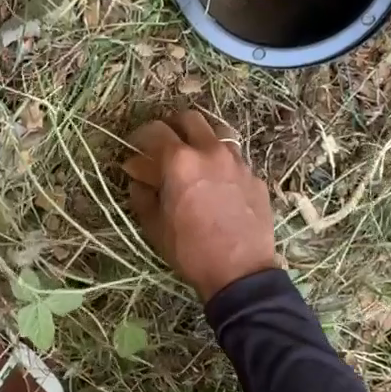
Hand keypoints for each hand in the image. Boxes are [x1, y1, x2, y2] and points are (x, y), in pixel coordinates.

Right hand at [122, 110, 279, 301]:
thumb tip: (137, 176)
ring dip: (201, 139)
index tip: (134, 148)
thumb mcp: (154, 224)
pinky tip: (217, 183)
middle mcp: (210, 151)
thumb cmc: (190, 250)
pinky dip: (221, 162)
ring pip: (217, 132)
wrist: (240, 273)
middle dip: (173, 126)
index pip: (154, 130)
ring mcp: (238, 161)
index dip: (139, 136)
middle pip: (190, 118)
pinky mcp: (255, 177)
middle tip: (165, 144)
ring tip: (194, 159)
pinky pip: (235, 158)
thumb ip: (142, 193)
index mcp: (180, 161)